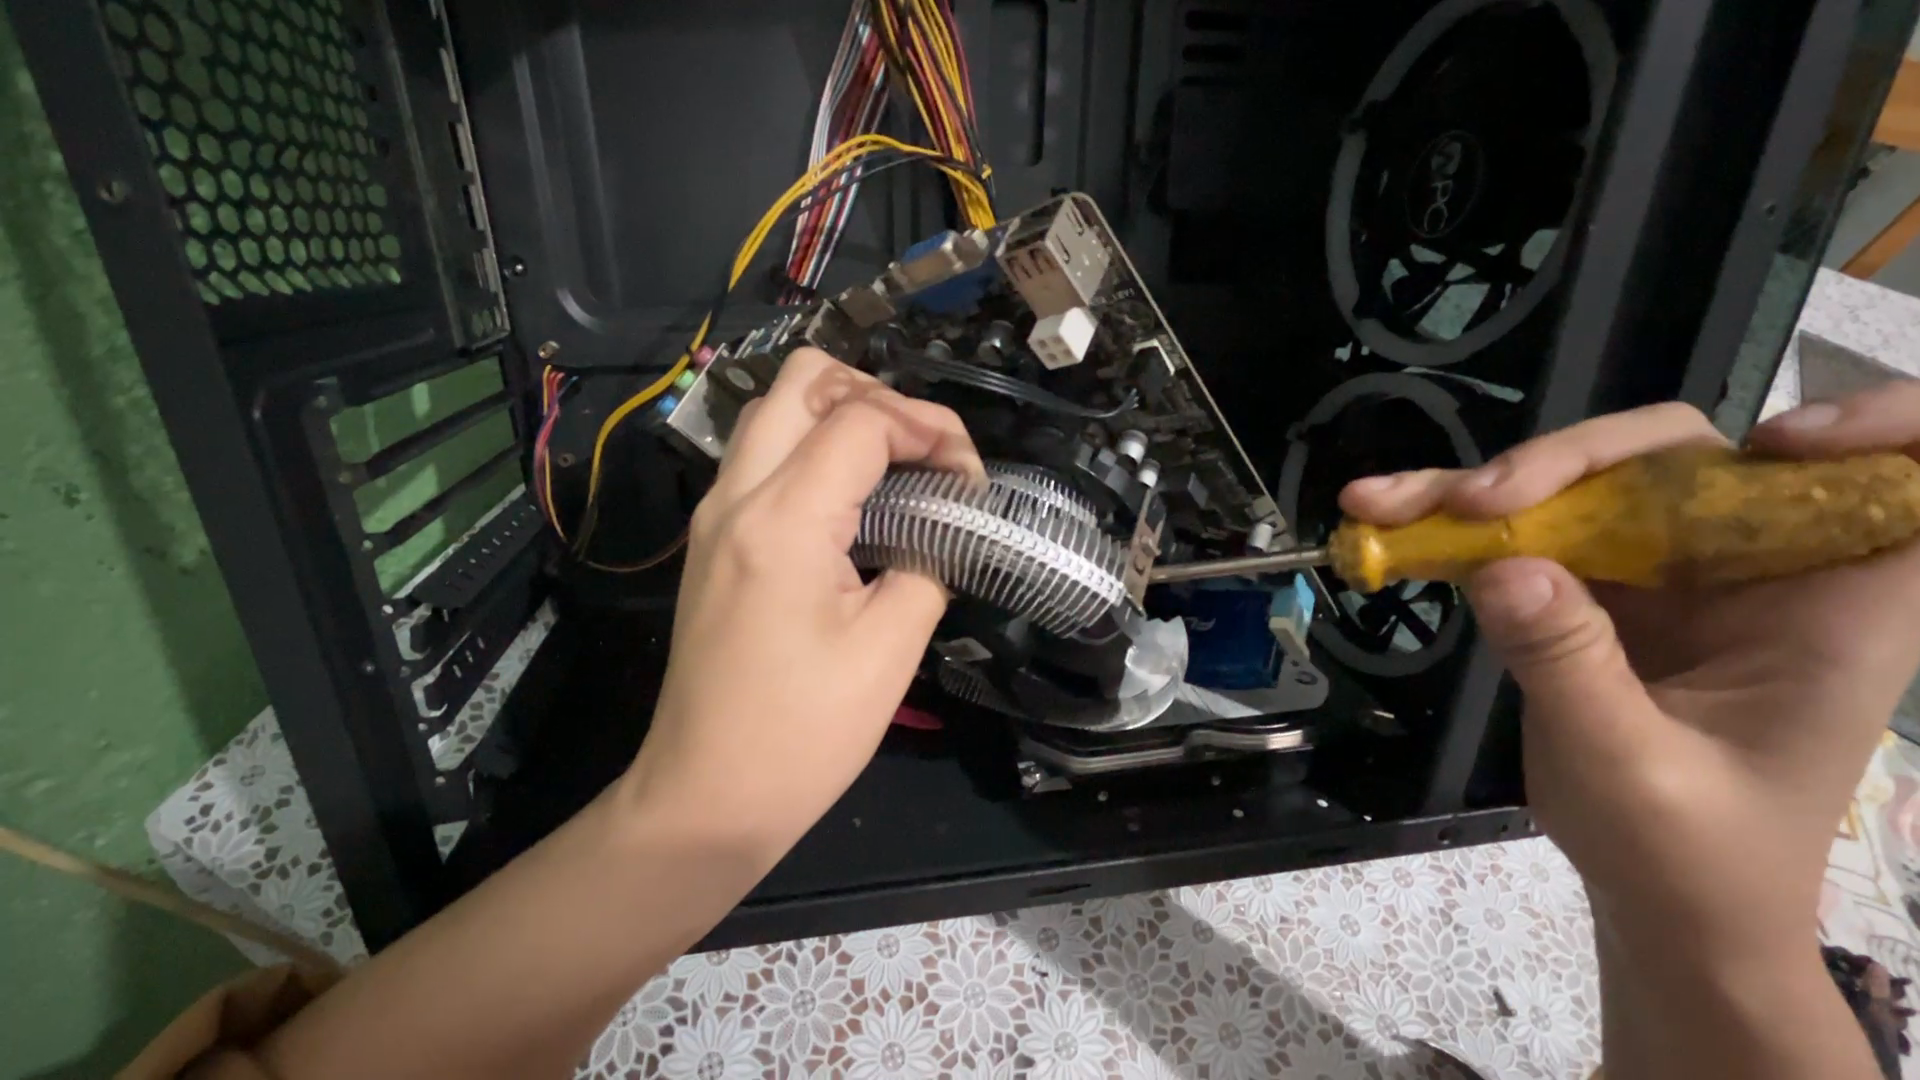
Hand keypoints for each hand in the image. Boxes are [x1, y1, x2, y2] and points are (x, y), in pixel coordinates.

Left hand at [622, 348, 982, 862]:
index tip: (969, 476)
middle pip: (801, 381)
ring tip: (897, 462)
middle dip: (877, 395)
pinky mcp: (713, 540)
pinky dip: (813, 447)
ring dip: (840, 414)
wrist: (707, 795)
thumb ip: (928, 563)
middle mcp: (736, 497)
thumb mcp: (890, 651)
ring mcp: (714, 515)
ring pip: (773, 410)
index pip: (861, 420)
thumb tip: (942, 527)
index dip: (929, 429)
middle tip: (925, 450)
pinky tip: (856, 495)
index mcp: (783, 520)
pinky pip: (761, 456)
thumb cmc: (803, 734)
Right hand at [1339, 386, 1919, 956]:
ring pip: (1574, 485)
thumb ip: (1570, 665)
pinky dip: (1449, 527)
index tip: (1774, 445)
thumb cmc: (1688, 853)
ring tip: (1378, 505)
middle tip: (1473, 501)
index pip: (1900, 479)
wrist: (1659, 899)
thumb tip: (1500, 564)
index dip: (1872, 430)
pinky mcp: (1588, 586)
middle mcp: (1747, 565)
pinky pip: (1521, 532)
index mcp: (1827, 603)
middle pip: (1674, 459)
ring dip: (1471, 488)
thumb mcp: (1630, 767)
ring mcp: (1659, 571)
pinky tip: (1387, 526)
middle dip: (1568, 462)